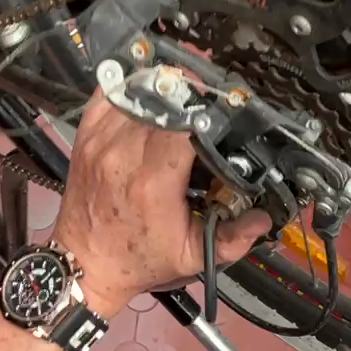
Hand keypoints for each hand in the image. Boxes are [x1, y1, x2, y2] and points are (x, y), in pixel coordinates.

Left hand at [52, 90, 271, 316]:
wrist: (85, 263)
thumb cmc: (140, 258)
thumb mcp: (191, 256)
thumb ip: (232, 238)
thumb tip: (265, 217)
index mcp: (152, 183)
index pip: (180, 125)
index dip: (202, 109)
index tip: (219, 108)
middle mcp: (122, 156)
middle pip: (160, 103)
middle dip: (185, 94)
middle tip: (205, 95)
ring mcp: (99, 143)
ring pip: (135, 94)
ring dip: (159, 87)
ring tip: (181, 88)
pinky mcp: (85, 137)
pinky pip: (107, 95)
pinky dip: (128, 87)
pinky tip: (146, 89)